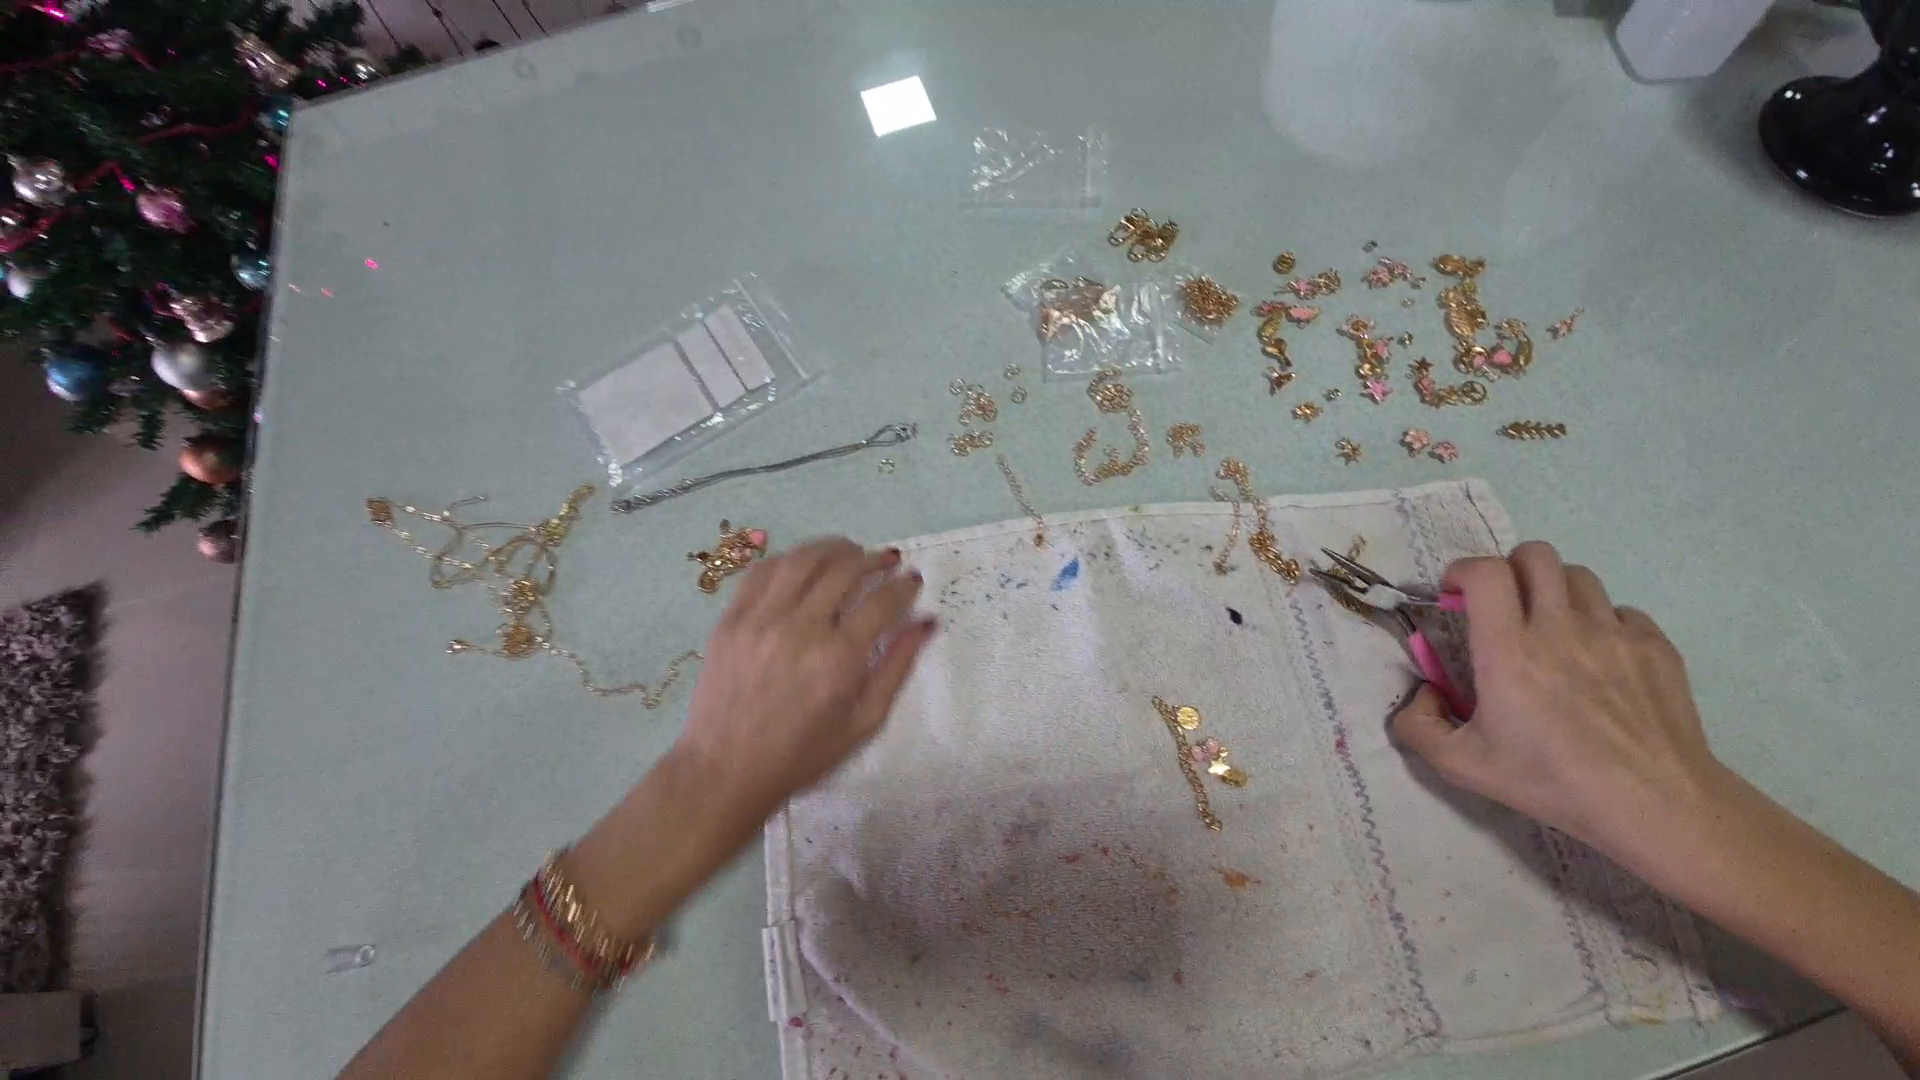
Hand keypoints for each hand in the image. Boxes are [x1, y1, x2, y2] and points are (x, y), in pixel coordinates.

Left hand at [676, 538, 933, 815]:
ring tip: (851, 550)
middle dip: (874, 559)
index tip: (913, 580)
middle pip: (845, 570)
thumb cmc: (803, 754)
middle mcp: (800, 629)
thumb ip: (897, 667)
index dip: (904, 585)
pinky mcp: (731, 619)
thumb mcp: (864, 721)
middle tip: (887, 561)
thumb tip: (927, 623)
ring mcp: (760, 619)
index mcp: (838, 659)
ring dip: (833, 548)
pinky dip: (791, 559)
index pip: (882, 602)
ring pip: (803, 560)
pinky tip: (806, 564)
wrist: (726, 769)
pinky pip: (763, 572)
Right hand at [1388, 541, 1724, 852]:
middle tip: (1499, 602)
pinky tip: (1596, 657)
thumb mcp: (1461, 766)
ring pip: (1578, 576)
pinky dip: (1600, 621)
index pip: (1485, 573)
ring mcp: (1613, 633)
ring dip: (1553, 590)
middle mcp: (1559, 628)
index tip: (1453, 594)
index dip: (1462, 571)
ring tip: (1547, 624)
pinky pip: (1621, 611)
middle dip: (1508, 567)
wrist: (1657, 806)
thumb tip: (1424, 691)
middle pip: (1535, 556)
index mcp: (1508, 651)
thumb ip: (1417, 726)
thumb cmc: (1552, 782)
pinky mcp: (1655, 647)